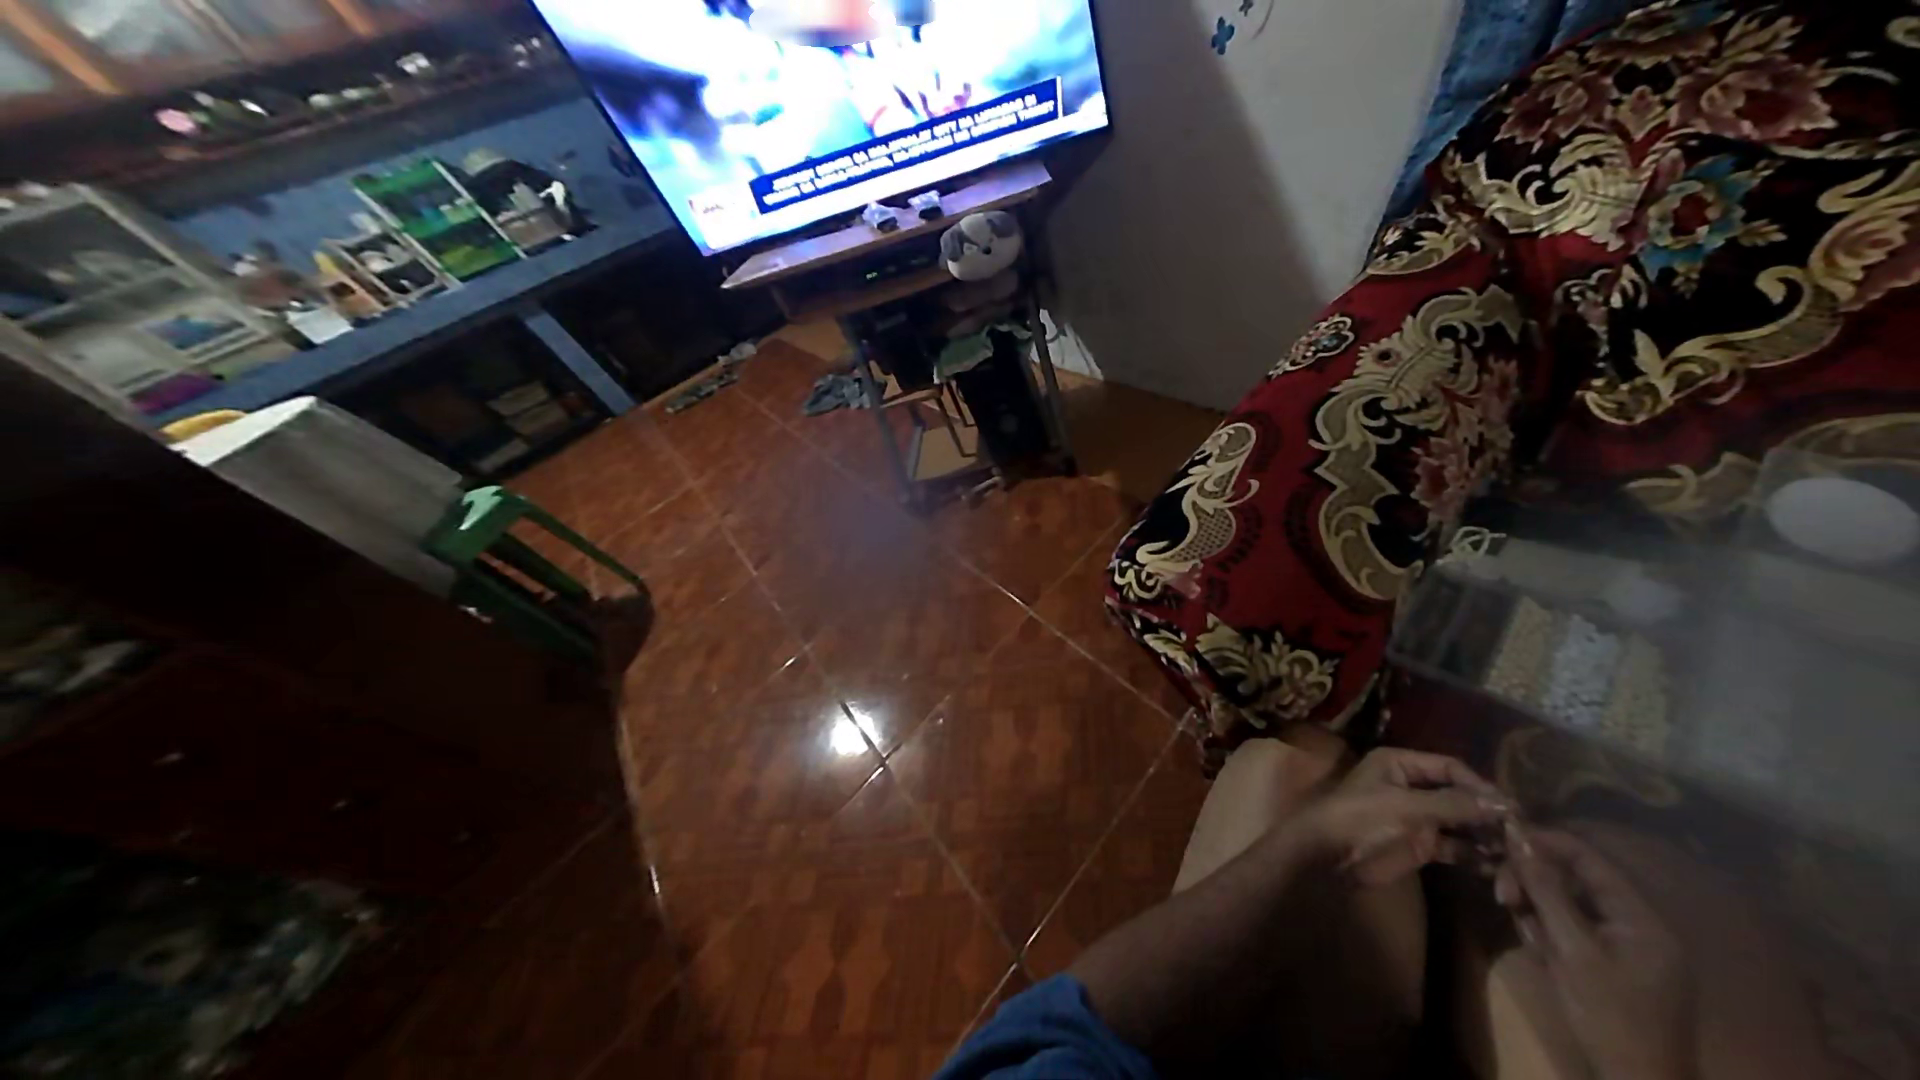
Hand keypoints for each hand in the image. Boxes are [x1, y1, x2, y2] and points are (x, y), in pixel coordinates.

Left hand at [1292, 749, 1512, 887]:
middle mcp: (1411, 785)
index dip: (1480, 785)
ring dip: (1487, 835)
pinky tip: (1500, 866)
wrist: (1330, 855)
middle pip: (1459, 794)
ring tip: (1519, 852)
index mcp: (1400, 764)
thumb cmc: (1361, 818)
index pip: (1450, 767)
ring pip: (1461, 822)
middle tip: (1525, 834)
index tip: (1511, 808)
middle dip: (1488, 812)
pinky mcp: (1421, 844)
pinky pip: (1456, 846)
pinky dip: (1476, 854)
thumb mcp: (1406, 806)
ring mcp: (1417, 816)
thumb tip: (1504, 804)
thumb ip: (1453, 804)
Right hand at [1500, 828, 1694, 1079]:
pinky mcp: (1609, 962)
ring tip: (1523, 929)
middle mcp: (1637, 925)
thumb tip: (1520, 839)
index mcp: (1641, 919)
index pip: (1590, 860)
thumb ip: (1547, 891)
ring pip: (1567, 904)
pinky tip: (1539, 948)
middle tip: (1502, 894)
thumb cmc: (1609, 1013)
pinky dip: (1548, 930)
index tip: (1503, 837)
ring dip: (1537, 908)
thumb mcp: (1572, 949)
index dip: (1547, 842)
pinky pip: (1571, 928)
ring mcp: (1625, 946)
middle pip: (1575, 882)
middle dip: (1534, 882)